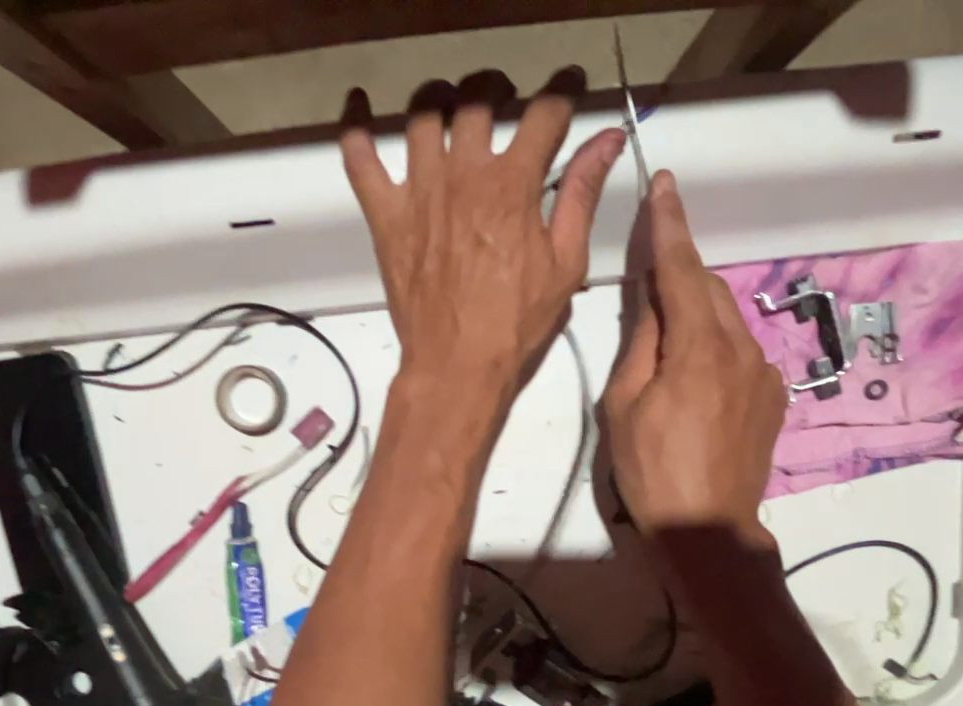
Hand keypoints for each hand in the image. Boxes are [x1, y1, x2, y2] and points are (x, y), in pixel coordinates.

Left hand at [340, 72, 624, 410]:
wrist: (457, 364)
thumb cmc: (516, 323)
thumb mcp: (565, 263)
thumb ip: (581, 196)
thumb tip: (608, 139)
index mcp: (512, 186)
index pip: (543, 115)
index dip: (563, 91)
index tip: (571, 83)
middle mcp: (463, 174)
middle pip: (476, 101)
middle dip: (496, 87)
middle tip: (503, 96)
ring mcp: (417, 191)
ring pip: (421, 116)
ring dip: (438, 96)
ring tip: (449, 102)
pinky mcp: (384, 215)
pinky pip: (359, 158)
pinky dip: (355, 125)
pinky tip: (358, 102)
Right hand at [603, 171, 785, 532]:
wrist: (708, 531)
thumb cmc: (652, 472)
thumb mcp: (624, 407)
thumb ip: (641, 344)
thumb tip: (652, 302)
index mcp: (698, 347)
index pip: (681, 269)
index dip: (670, 224)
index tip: (664, 184)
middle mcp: (740, 348)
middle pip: (708, 288)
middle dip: (679, 274)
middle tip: (647, 282)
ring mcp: (764, 372)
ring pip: (726, 320)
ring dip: (696, 314)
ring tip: (666, 347)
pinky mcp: (774, 396)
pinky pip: (741, 353)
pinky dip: (715, 348)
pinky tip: (695, 385)